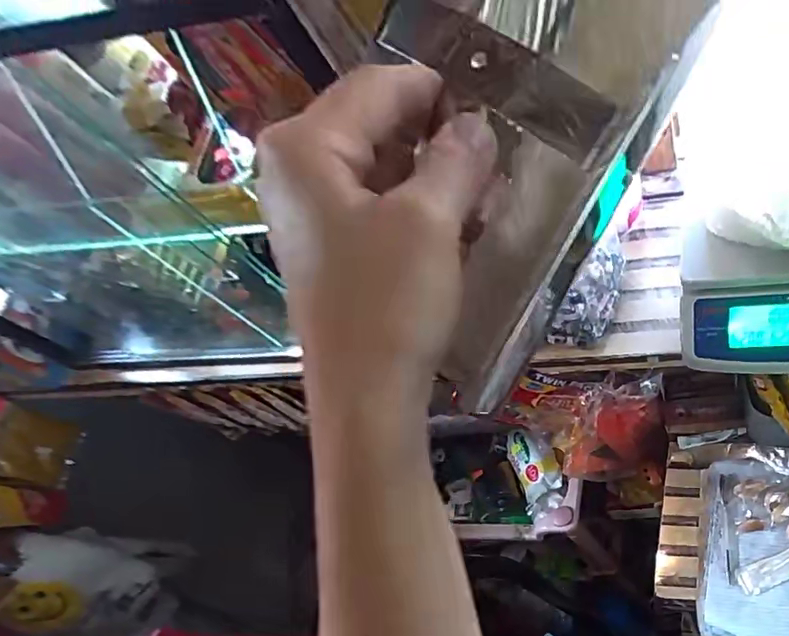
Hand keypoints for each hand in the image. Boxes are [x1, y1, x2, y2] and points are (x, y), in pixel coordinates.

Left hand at [256, 66, 497, 398]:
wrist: (366, 393)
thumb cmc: (391, 304)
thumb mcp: (431, 224)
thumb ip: (455, 163)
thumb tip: (478, 127)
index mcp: (306, 148)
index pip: (375, 89)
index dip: (433, 91)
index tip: (485, 104)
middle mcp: (297, 173)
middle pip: (375, 130)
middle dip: (436, 141)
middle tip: (491, 159)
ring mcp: (313, 218)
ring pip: (381, 175)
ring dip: (434, 181)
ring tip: (483, 198)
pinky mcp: (334, 256)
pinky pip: (379, 214)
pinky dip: (419, 214)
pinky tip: (457, 231)